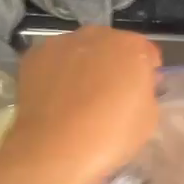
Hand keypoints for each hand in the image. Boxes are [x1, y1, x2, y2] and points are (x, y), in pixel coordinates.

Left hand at [5, 27, 160, 183]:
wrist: (56, 148)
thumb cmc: (111, 136)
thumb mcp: (149, 118)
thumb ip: (145, 92)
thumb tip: (134, 87)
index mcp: (132, 47)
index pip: (146, 53)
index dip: (144, 73)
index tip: (139, 94)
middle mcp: (97, 35)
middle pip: (111, 46)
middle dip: (112, 65)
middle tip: (107, 97)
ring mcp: (62, 43)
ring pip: (79, 51)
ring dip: (82, 67)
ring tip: (76, 100)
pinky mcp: (34, 56)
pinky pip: (53, 61)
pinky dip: (56, 74)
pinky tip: (54, 100)